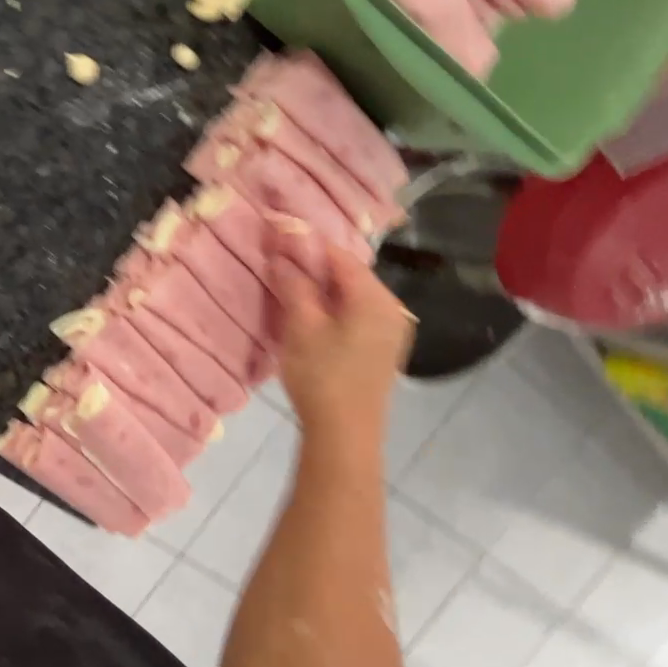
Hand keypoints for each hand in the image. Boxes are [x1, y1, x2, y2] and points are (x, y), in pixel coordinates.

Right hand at [273, 239, 413, 433]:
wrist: (345, 430)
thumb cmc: (321, 374)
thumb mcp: (301, 326)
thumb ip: (294, 285)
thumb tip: (283, 252)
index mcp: (376, 298)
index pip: (339, 256)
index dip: (307, 243)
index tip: (276, 235)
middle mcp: (391, 308)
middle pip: (347, 275)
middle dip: (311, 265)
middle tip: (276, 262)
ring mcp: (390, 330)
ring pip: (349, 295)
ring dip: (318, 288)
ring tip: (285, 287)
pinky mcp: (380, 348)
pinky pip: (354, 313)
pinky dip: (329, 306)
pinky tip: (306, 315)